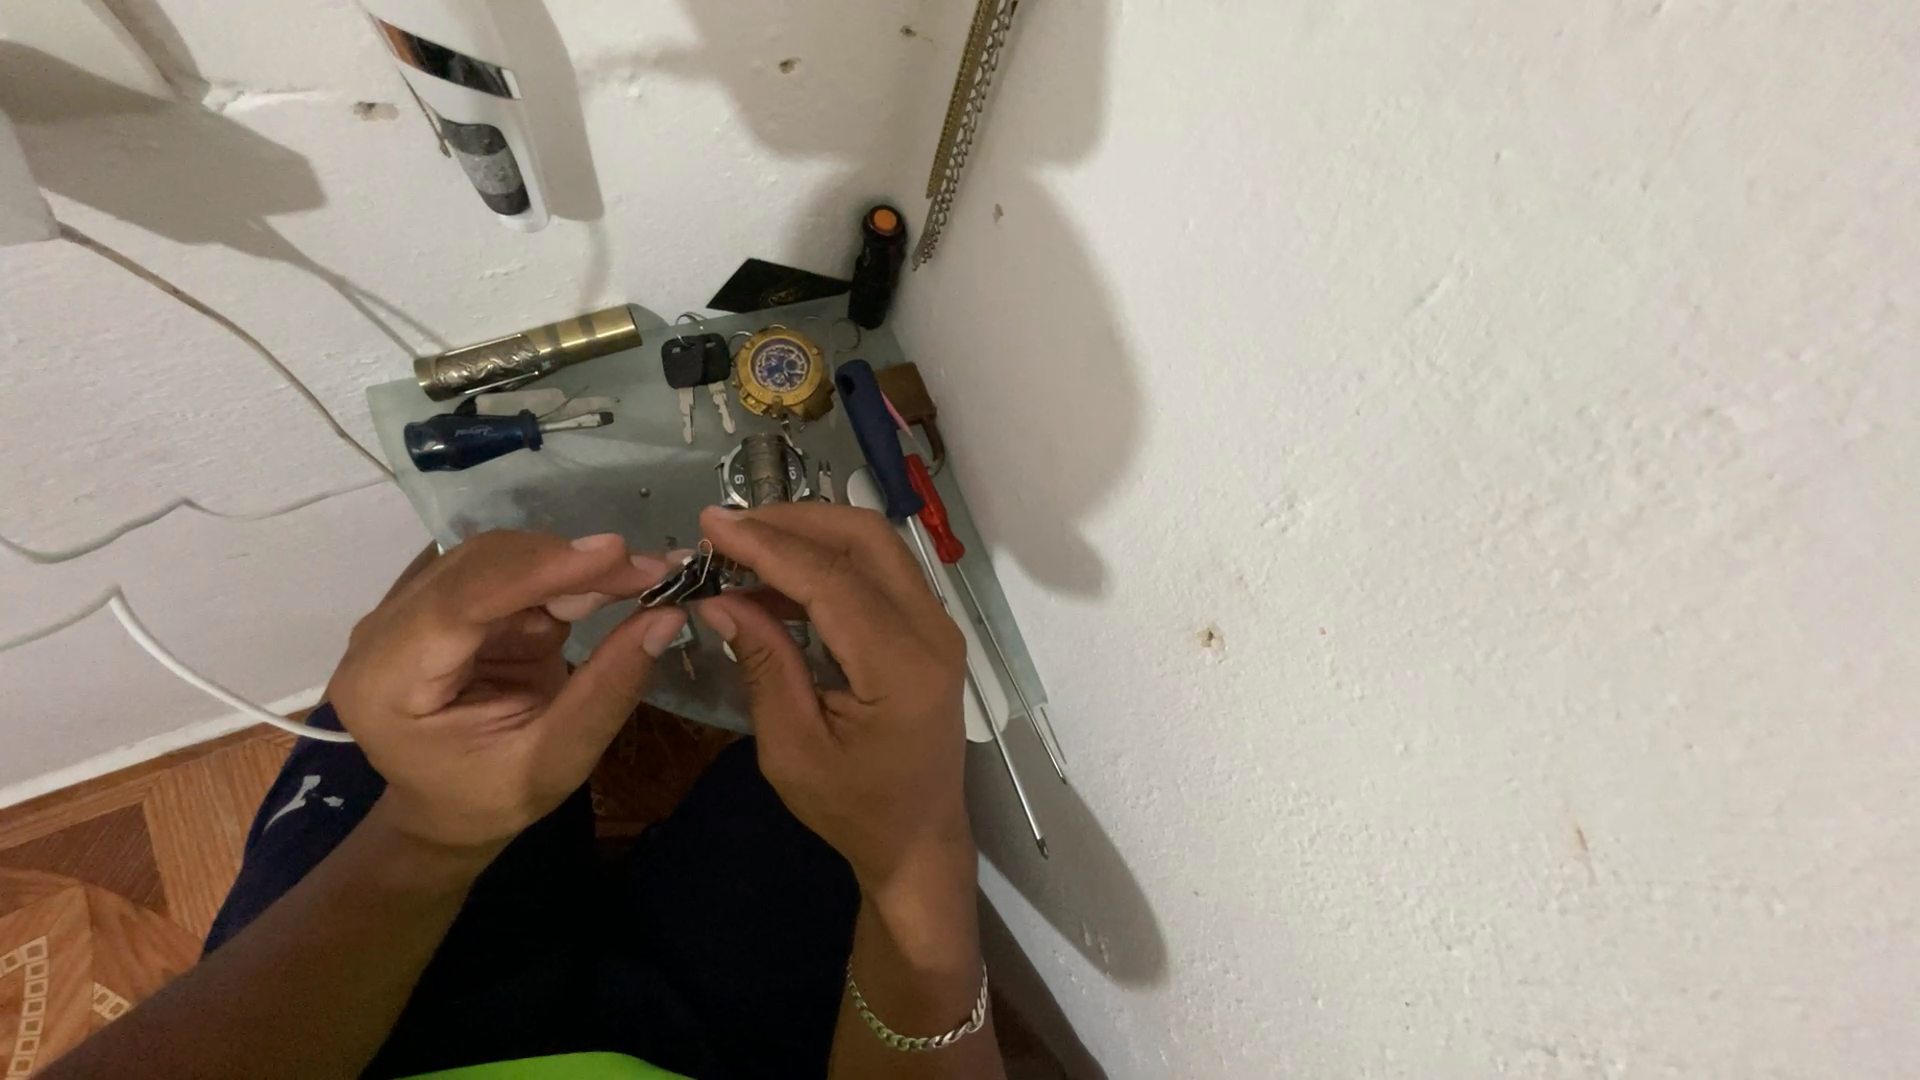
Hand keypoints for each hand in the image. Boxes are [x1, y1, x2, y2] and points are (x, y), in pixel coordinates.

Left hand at [327, 531, 686, 854]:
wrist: (450, 808)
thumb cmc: (493, 796)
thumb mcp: (559, 759)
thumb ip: (608, 689)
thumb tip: (667, 615)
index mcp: (388, 685)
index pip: (460, 602)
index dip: (537, 571)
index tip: (616, 553)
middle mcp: (385, 634)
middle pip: (480, 565)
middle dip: (568, 561)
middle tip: (650, 573)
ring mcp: (415, 610)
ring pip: (501, 556)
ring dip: (572, 564)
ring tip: (636, 584)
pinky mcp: (452, 600)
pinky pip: (514, 567)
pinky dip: (566, 572)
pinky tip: (606, 589)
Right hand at [694, 504, 975, 895]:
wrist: (920, 837)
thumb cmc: (855, 809)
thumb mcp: (792, 748)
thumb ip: (763, 664)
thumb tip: (720, 598)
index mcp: (902, 666)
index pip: (831, 579)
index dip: (768, 546)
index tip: (712, 524)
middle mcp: (932, 631)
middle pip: (866, 539)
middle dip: (794, 521)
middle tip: (730, 530)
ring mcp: (937, 626)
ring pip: (876, 547)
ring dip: (812, 535)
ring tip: (746, 549)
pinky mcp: (929, 629)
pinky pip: (880, 573)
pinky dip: (830, 563)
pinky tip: (780, 582)